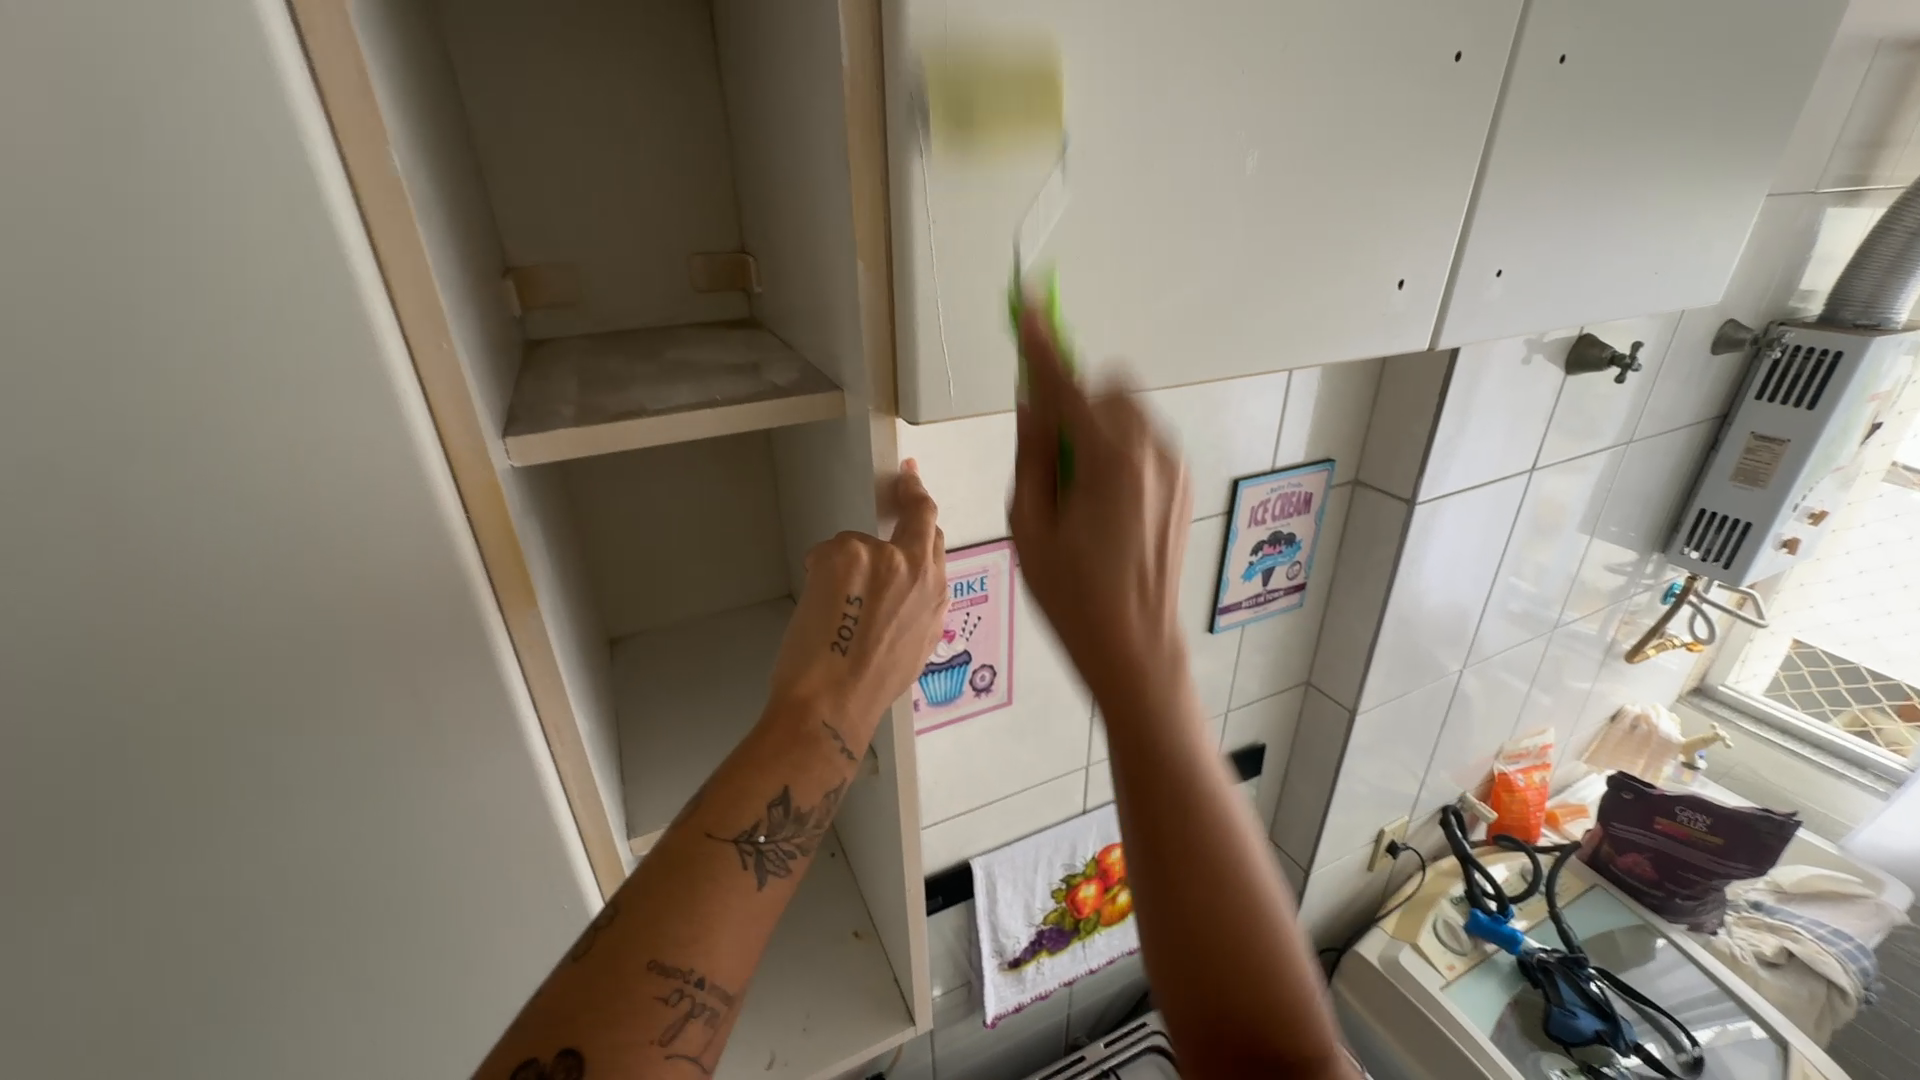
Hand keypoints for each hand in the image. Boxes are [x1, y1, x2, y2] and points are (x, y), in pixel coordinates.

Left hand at [767, 465, 948, 735]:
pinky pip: (828, 551)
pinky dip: (819, 573)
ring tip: (832, 612)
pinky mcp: (845, 554)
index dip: (922, 502)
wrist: (832, 702)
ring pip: (858, 544)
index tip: (912, 480)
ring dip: (844, 567)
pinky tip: (817, 609)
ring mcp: (881, 557)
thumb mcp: (917, 647)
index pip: (934, 534)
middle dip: (902, 502)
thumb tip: (914, 592)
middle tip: (898, 484)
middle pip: (910, 518)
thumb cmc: (869, 686)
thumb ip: (922, 608)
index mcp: (935, 594)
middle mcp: (916, 568)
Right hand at [1009, 305, 1192, 704]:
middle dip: (1074, 400)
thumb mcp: (1030, 525)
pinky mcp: (1181, 483)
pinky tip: (1103, 500)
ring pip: (1128, 411)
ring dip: (1097, 424)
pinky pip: (1144, 439)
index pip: (1067, 385)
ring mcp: (1173, 466)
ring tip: (1077, 486)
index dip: (1042, 347)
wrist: (1136, 646)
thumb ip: (1032, 454)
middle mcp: (1151, 450)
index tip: (1027, 309)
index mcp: (1108, 459)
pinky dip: (1117, 446)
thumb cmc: (1072, 596)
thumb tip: (1032, 404)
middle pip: (1106, 388)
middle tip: (1049, 450)